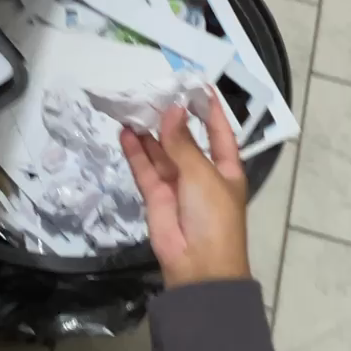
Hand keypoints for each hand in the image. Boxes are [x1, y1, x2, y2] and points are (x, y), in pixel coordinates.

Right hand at [119, 95, 249, 287]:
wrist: (199, 265)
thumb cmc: (214, 216)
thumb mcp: (202, 175)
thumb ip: (182, 143)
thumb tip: (171, 110)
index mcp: (225, 168)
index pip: (218, 131)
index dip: (208, 109)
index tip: (195, 86)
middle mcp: (201, 173)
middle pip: (184, 139)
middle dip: (171, 118)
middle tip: (154, 93)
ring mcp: (176, 185)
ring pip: (161, 152)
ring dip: (149, 133)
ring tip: (134, 108)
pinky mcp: (155, 197)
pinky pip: (145, 169)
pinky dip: (136, 152)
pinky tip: (126, 132)